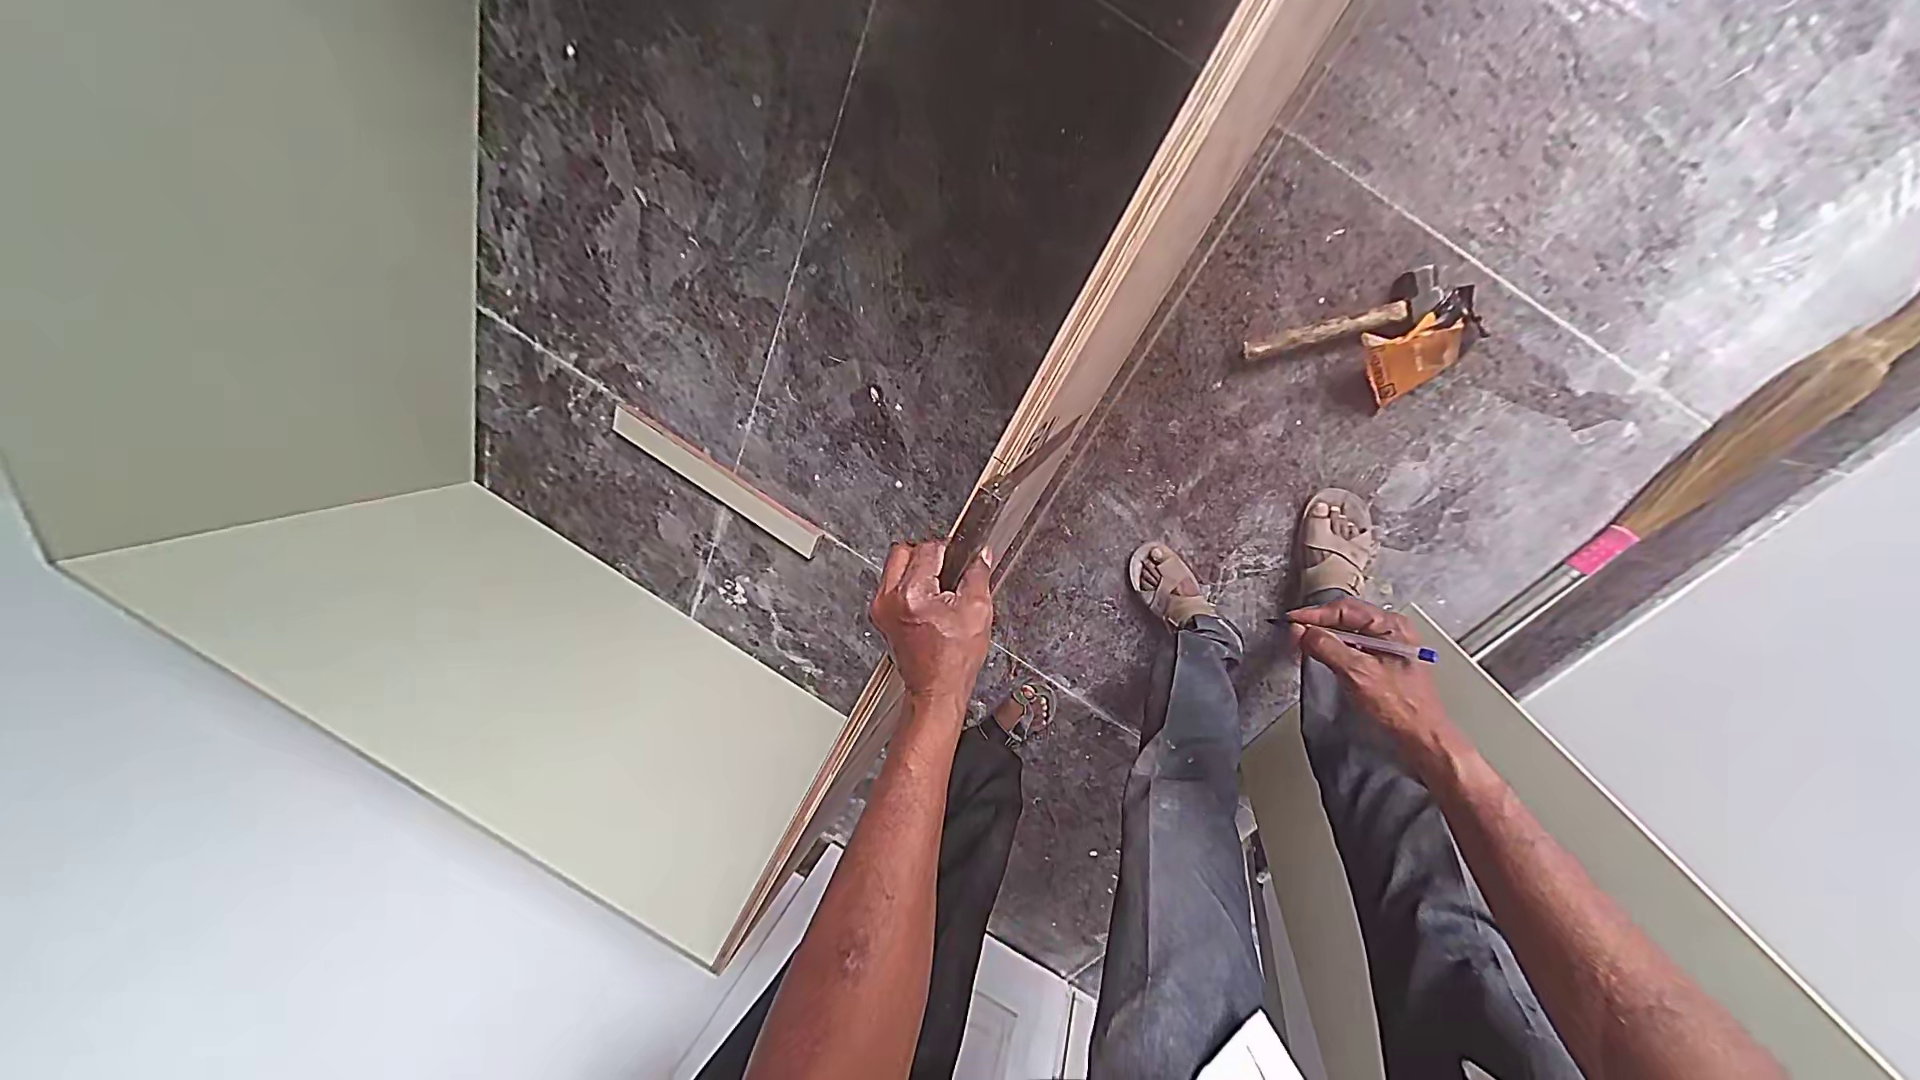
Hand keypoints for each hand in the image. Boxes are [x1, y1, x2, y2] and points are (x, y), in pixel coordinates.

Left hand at [870, 540, 993, 717]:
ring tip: (937, 592)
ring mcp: (881, 608)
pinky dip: (908, 586)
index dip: (950, 553)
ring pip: (895, 566)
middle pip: (904, 552)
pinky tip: (927, 603)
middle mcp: (889, 599)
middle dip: (928, 556)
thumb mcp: (977, 610)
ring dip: (916, 570)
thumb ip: (978, 575)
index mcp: (912, 594)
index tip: (960, 563)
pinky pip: (891, 585)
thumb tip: (980, 555)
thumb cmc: (954, 661)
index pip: (929, 549)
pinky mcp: (880, 616)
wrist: (937, 689)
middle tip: (946, 574)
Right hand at [1289, 598, 1455, 763]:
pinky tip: (1321, 654)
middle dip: (1318, 623)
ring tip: (1304, 642)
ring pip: (1347, 631)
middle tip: (1295, 631)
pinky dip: (1332, 647)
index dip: (1314, 614)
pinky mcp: (1381, 661)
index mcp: (1393, 627)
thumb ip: (1327, 647)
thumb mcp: (1357, 673)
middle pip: (1345, 617)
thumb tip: (1302, 631)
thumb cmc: (1400, 707)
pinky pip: (1351, 645)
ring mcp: (1387, 646)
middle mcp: (1392, 632)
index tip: (1291, 621)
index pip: (1345, 609)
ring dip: (1324, 636)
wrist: (1420, 737)